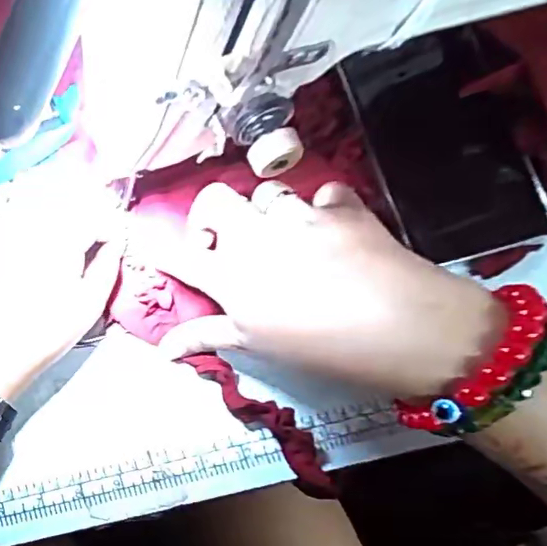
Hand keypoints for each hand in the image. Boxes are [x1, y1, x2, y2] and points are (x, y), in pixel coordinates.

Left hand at [0, 163, 123, 399]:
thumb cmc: (48, 332)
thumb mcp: (90, 303)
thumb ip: (108, 264)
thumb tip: (117, 240)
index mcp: (63, 235)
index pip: (96, 214)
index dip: (111, 227)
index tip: (115, 243)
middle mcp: (31, 219)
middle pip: (65, 194)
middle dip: (86, 209)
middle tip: (94, 236)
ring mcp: (0, 225)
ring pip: (29, 189)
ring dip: (51, 197)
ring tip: (62, 222)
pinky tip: (10, 205)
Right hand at [135, 182, 501, 397]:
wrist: (400, 326)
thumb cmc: (319, 347)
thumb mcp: (256, 345)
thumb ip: (208, 336)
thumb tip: (163, 350)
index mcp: (229, 276)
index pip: (177, 253)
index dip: (157, 246)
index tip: (146, 242)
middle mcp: (255, 237)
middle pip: (214, 201)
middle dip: (214, 217)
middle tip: (229, 243)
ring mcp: (298, 217)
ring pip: (267, 195)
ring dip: (270, 216)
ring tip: (288, 244)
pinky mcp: (340, 207)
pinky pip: (320, 195)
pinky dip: (321, 210)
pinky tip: (331, 233)